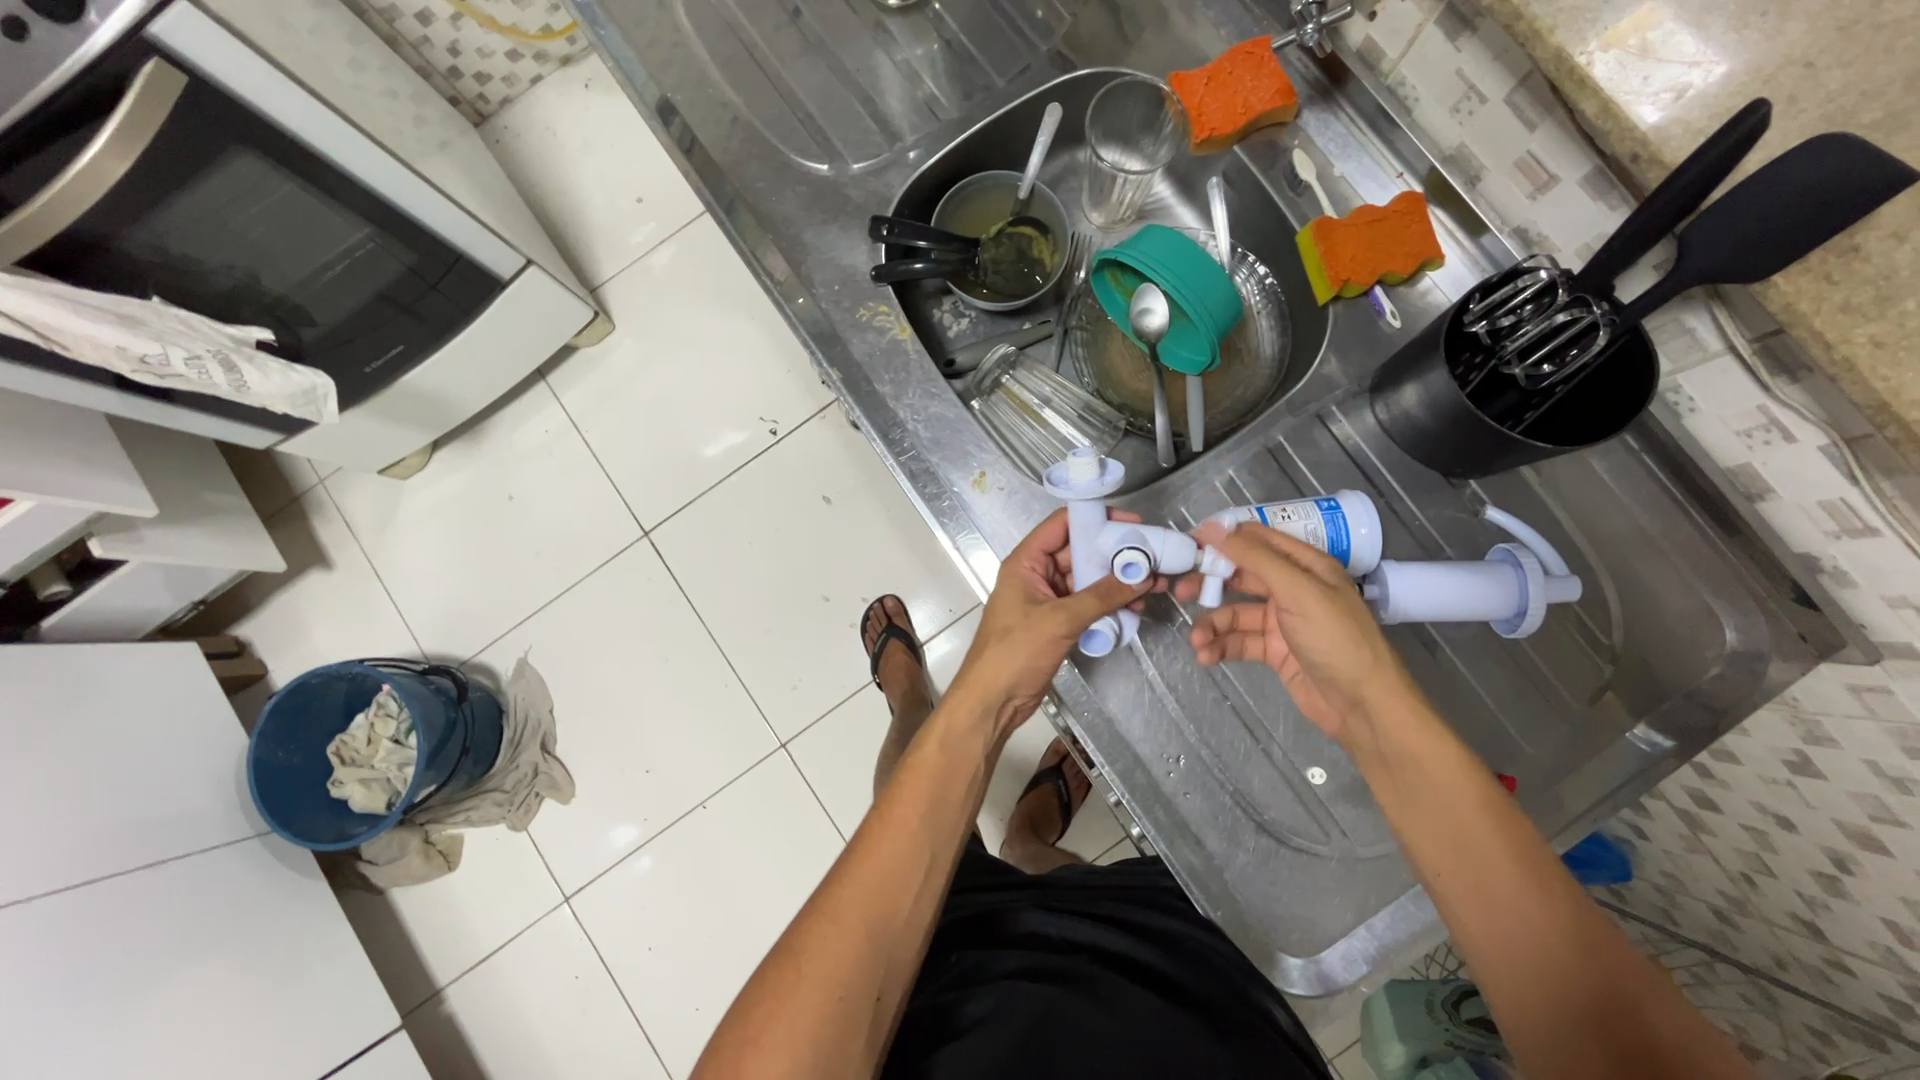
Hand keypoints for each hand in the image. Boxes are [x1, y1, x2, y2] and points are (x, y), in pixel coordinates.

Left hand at [948, 507, 1160, 736]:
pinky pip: (1088, 603)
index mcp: (1026, 562)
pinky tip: (1135, 608)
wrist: (993, 700)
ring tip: (1153, 585)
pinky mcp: (1057, 622)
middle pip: (1080, 551)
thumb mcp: (1060, 620)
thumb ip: (1102, 596)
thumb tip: (1141, 575)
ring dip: (1117, 581)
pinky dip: (1109, 604)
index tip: (1133, 524)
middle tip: (1153, 556)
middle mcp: (1037, 574)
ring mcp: (1047, 599)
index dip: (1097, 519)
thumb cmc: (1014, 653)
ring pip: (1088, 579)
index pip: (1062, 524)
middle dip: (1116, 553)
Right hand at [1183, 520, 1419, 747]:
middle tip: (1179, 591)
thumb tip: (1214, 527)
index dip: (1223, 539)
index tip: (1188, 544)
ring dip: (1212, 625)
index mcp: (1306, 565)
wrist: (1362, 704)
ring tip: (1197, 641)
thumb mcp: (1296, 590)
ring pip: (1236, 613)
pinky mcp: (1275, 651)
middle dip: (1210, 583)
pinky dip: (1221, 647)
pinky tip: (1207, 657)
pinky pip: (1239, 642)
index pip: (1257, 540)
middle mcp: (1293, 588)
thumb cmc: (1335, 639)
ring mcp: (1283, 621)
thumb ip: (1254, 557)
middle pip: (1241, 576)